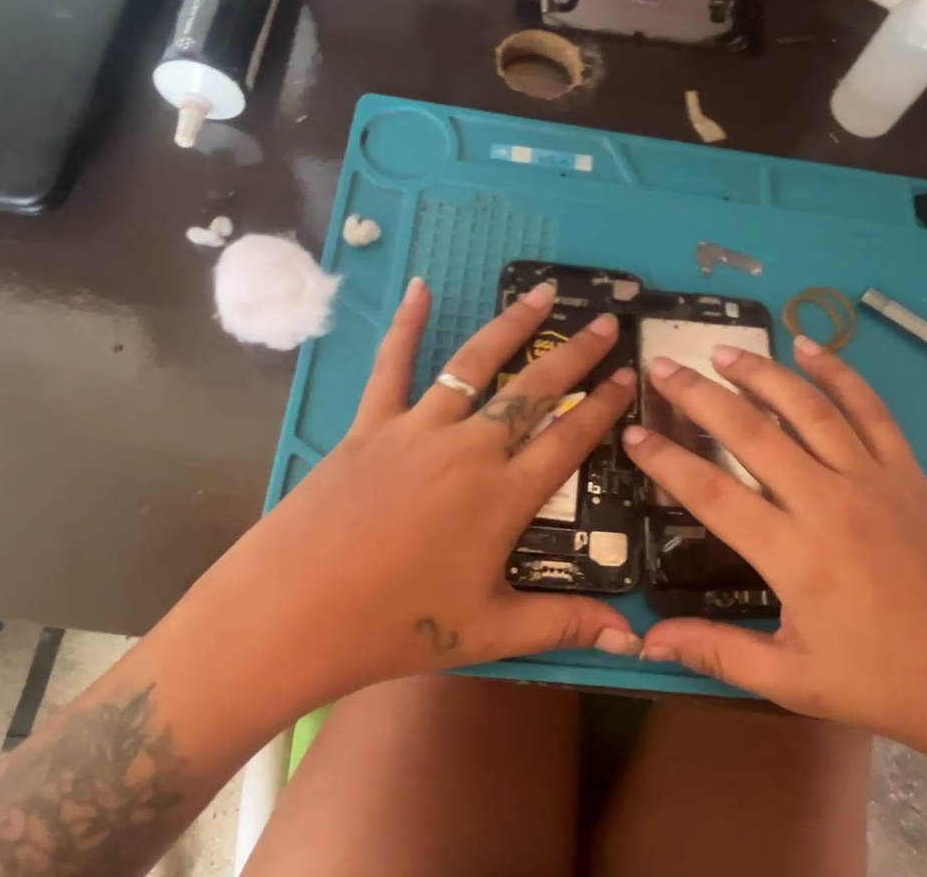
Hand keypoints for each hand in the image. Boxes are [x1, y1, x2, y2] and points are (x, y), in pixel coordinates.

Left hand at [201, 276, 641, 705]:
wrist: (292, 613)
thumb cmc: (395, 626)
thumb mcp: (488, 632)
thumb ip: (564, 625)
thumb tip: (634, 638)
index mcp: (504, 496)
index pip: (570, 440)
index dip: (605, 406)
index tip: (630, 376)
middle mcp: (469, 449)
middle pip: (534, 390)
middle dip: (576, 354)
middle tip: (607, 323)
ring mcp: (417, 429)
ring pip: (475, 364)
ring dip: (512, 325)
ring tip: (541, 294)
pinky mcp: (369, 424)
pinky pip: (392, 365)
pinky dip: (406, 324)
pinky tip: (421, 288)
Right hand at [623, 336, 926, 784]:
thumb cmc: (887, 684)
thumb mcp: (792, 680)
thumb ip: (716, 651)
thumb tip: (646, 640)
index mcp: (793, 553)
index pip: (710, 491)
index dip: (665, 460)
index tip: (633, 433)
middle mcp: (827, 501)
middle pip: (751, 431)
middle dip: (699, 395)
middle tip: (662, 366)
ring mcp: (873, 480)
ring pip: (808, 408)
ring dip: (761, 373)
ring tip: (723, 350)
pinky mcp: (909, 474)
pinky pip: (870, 411)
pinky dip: (839, 373)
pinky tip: (810, 347)